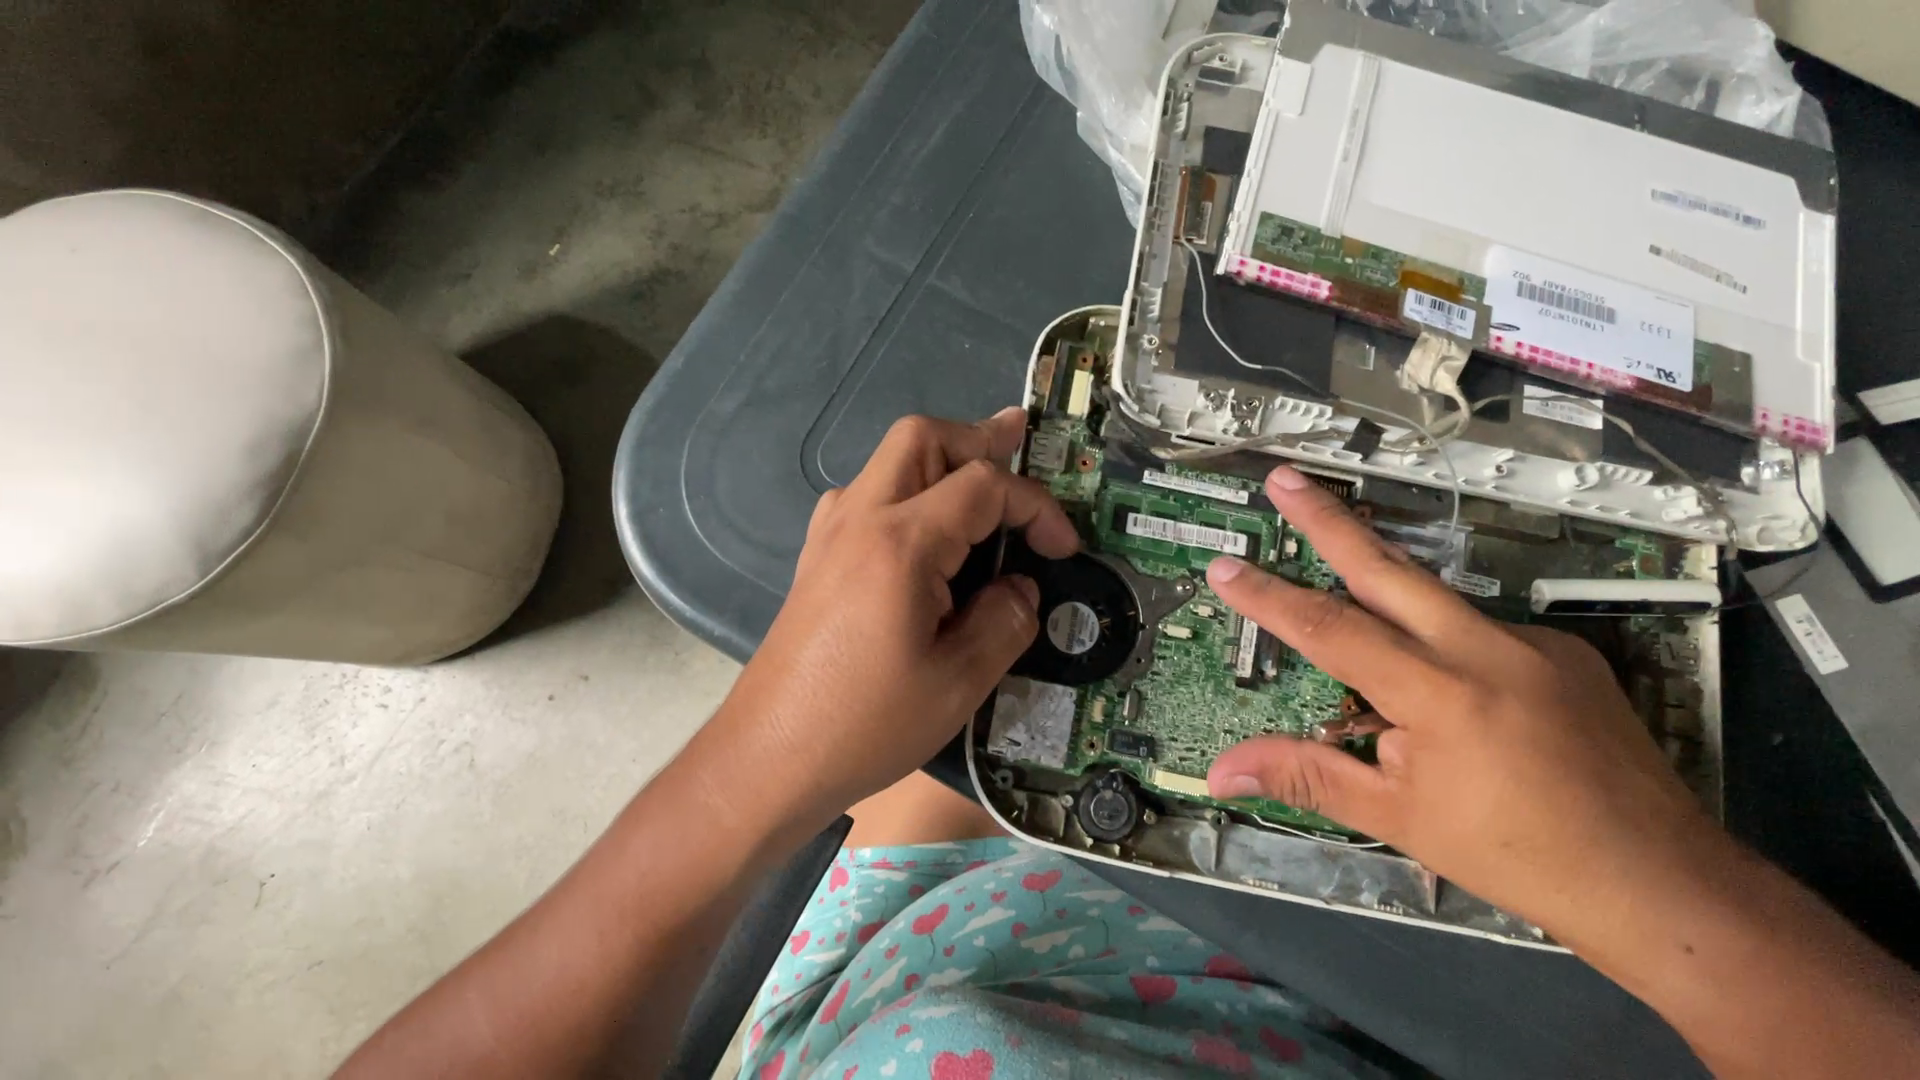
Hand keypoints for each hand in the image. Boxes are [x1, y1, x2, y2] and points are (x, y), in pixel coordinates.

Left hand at [710, 409, 1078, 817]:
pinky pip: (867, 498)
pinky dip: (907, 492)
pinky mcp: (817, 559)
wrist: (767, 758)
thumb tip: (1019, 587)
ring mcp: (830, 535)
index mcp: (901, 543)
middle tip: (1020, 447)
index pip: (983, 486)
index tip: (1065, 546)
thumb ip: (1003, 621)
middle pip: (921, 438)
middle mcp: (860, 519)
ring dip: (940, 461)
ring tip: (983, 483)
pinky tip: (925, 534)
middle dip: (976, 438)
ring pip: (889, 461)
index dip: (1035, 506)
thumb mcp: (958, 683)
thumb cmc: (865, 725)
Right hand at [1202, 466, 1722, 935]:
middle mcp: (1486, 650)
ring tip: (1336, 547)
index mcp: (1441, 694)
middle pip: (1387, 569)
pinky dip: (1438, 637)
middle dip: (1328, 519)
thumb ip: (1305, 776)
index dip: (1269, 598)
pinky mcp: (1564, 651)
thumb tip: (1220, 771)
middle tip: (1284, 479)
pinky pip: (1478, 629)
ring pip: (1432, 594)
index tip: (1224, 567)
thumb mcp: (1396, 819)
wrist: (1660, 881)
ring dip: (1377, 570)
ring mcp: (1532, 643)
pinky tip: (1438, 675)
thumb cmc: (1514, 855)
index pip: (1332, 630)